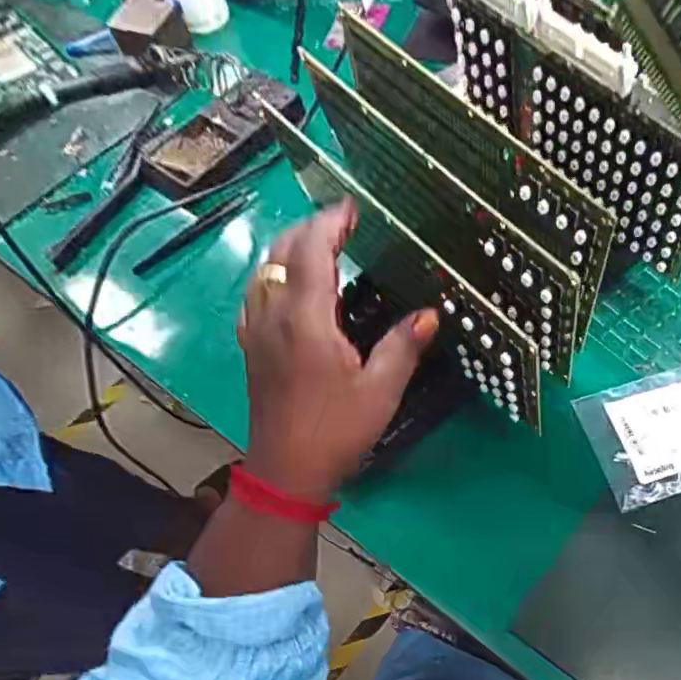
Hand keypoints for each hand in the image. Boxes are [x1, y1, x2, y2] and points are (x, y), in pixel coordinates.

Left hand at [237, 199, 438, 498]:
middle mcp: (273, 315)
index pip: (312, 249)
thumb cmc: (335, 432)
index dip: (331, 221)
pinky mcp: (250, 349)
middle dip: (310, 228)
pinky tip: (289, 289)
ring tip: (319, 248)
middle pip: (281, 250)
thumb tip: (430, 314)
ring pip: (263, 269)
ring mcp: (256, 331)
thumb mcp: (379, 392)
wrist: (286, 471)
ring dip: (289, 249)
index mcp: (305, 319)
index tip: (353, 208)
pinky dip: (273, 276)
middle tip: (342, 224)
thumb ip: (403, 347)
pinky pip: (255, 295)